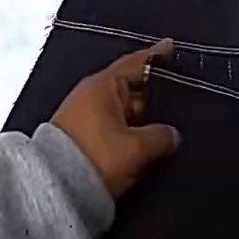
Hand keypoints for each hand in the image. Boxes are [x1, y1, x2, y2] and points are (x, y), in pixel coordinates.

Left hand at [52, 40, 180, 197]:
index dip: (156, 56)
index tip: (172, 47)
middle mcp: (94, 95)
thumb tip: (173, 135)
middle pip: (134, 88)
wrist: (51, 191)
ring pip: (128, 111)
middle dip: (158, 94)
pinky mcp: (86, 138)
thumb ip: (161, 137)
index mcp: (104, 85)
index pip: (136, 63)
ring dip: (147, 117)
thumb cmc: (96, 157)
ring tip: (176, 122)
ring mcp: (88, 116)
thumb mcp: (135, 148)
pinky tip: (153, 140)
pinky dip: (135, 130)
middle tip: (187, 96)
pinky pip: (119, 126)